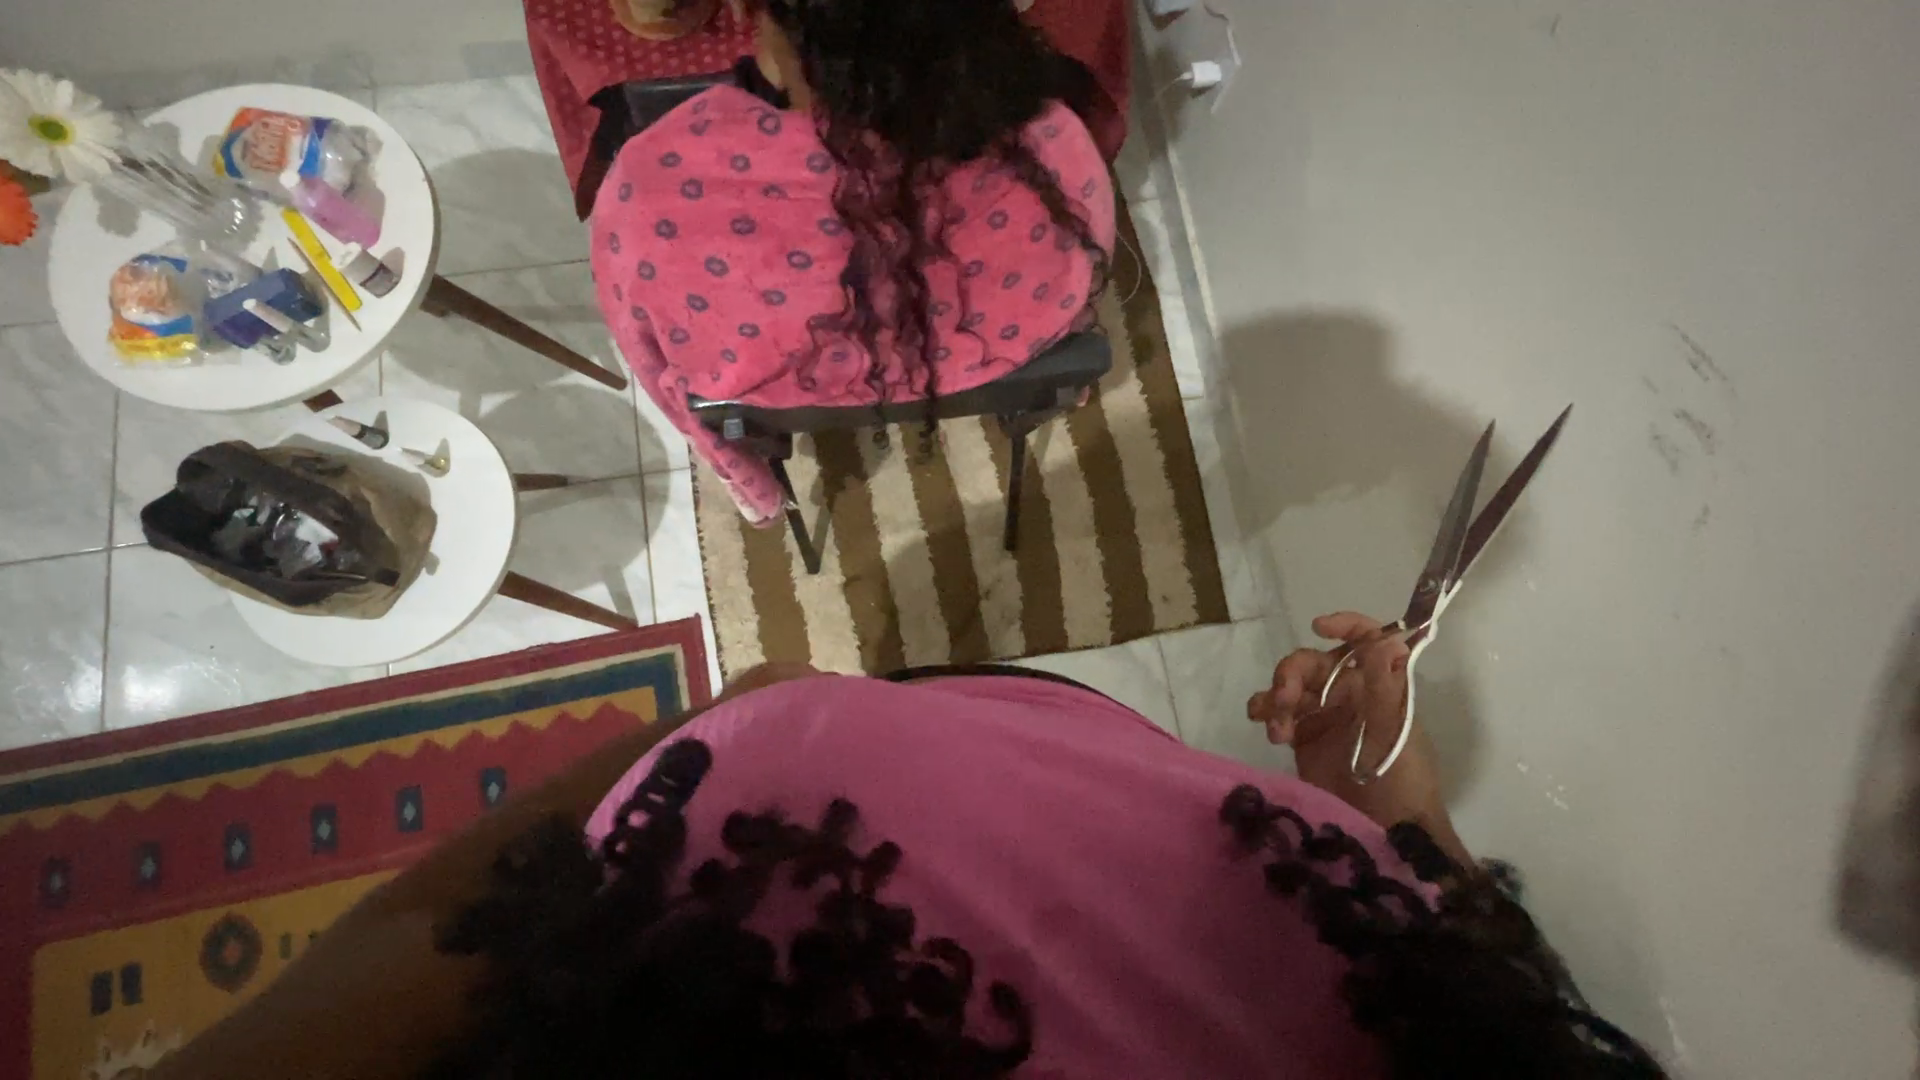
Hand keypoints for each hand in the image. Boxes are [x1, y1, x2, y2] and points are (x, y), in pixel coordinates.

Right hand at [1247, 613, 1462, 858]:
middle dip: (1291, 674)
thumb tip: (1386, 639)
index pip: (1365, 640)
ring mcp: (1324, 715)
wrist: (1386, 834)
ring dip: (1276, 697)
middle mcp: (1350, 693)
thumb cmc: (1402, 781)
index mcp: (1379, 685)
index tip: (1318, 626)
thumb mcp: (1397, 732)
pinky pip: (1277, 712)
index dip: (1345, 625)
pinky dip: (1266, 714)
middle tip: (1282, 700)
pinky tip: (1269, 732)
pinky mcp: (1303, 737)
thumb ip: (1385, 686)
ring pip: (1290, 686)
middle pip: (1313, 663)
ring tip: (1275, 728)